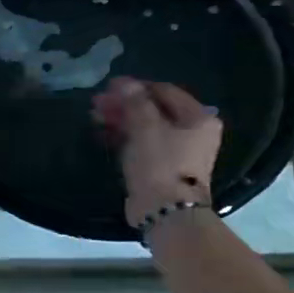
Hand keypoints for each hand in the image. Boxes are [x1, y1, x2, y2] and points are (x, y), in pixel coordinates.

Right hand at [91, 76, 222, 227]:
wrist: (164, 209)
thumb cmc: (160, 164)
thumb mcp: (146, 128)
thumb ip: (135, 102)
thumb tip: (124, 83)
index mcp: (198, 118)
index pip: (164, 91)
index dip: (135, 87)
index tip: (108, 87)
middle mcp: (193, 132)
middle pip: (154, 109)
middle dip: (124, 105)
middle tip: (96, 103)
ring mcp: (178, 150)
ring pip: (146, 126)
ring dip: (120, 120)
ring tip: (94, 118)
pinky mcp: (162, 166)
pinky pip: (142, 143)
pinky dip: (124, 137)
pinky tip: (103, 135)